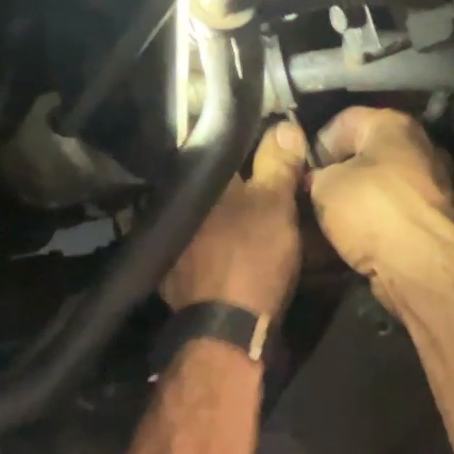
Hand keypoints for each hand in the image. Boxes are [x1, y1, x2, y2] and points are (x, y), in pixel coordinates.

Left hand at [161, 121, 306, 318]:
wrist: (228, 329)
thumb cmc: (252, 258)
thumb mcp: (275, 206)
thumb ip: (278, 164)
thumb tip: (283, 124)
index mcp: (198, 178)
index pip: (219, 145)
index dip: (245, 144)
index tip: (264, 146)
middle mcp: (174, 204)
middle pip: (208, 183)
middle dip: (231, 183)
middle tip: (258, 186)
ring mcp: (170, 242)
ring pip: (200, 217)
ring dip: (219, 217)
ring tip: (244, 219)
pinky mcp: (172, 275)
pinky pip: (195, 249)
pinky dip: (211, 248)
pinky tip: (226, 252)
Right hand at [308, 107, 453, 276]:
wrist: (422, 266)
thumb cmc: (371, 211)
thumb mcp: (326, 187)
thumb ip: (317, 177)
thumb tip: (318, 181)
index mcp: (395, 126)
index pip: (345, 120)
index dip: (317, 143)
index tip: (302, 169)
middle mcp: (421, 150)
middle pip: (369, 156)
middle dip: (341, 175)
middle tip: (316, 196)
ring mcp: (434, 188)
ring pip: (385, 188)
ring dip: (360, 202)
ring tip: (334, 222)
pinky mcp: (437, 224)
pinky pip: (398, 216)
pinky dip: (379, 224)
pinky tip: (359, 240)